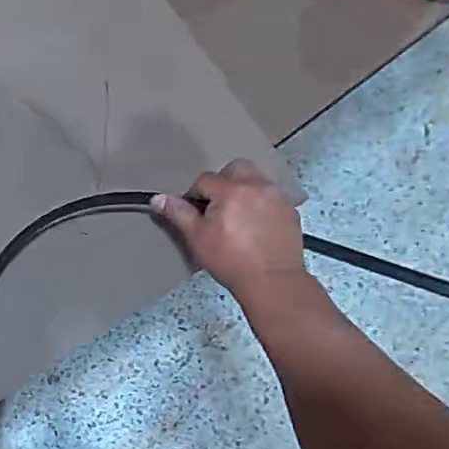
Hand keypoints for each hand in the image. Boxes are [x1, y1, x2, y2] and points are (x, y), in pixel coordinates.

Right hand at [152, 158, 307, 297]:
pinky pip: (271, 197)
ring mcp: (277, 198)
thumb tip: (158, 198)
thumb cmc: (231, 259)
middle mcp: (257, 187)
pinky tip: (253, 225)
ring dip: (243, 190)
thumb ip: (178, 212)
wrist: (272, 280)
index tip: (195, 213)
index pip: (205, 179)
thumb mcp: (196, 236)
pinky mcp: (290, 212)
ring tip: (235, 216)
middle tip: (216, 205)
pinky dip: (260, 204)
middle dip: (223, 181)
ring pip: (256, 180)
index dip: (194, 195)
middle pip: (236, 168)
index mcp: (232, 191)